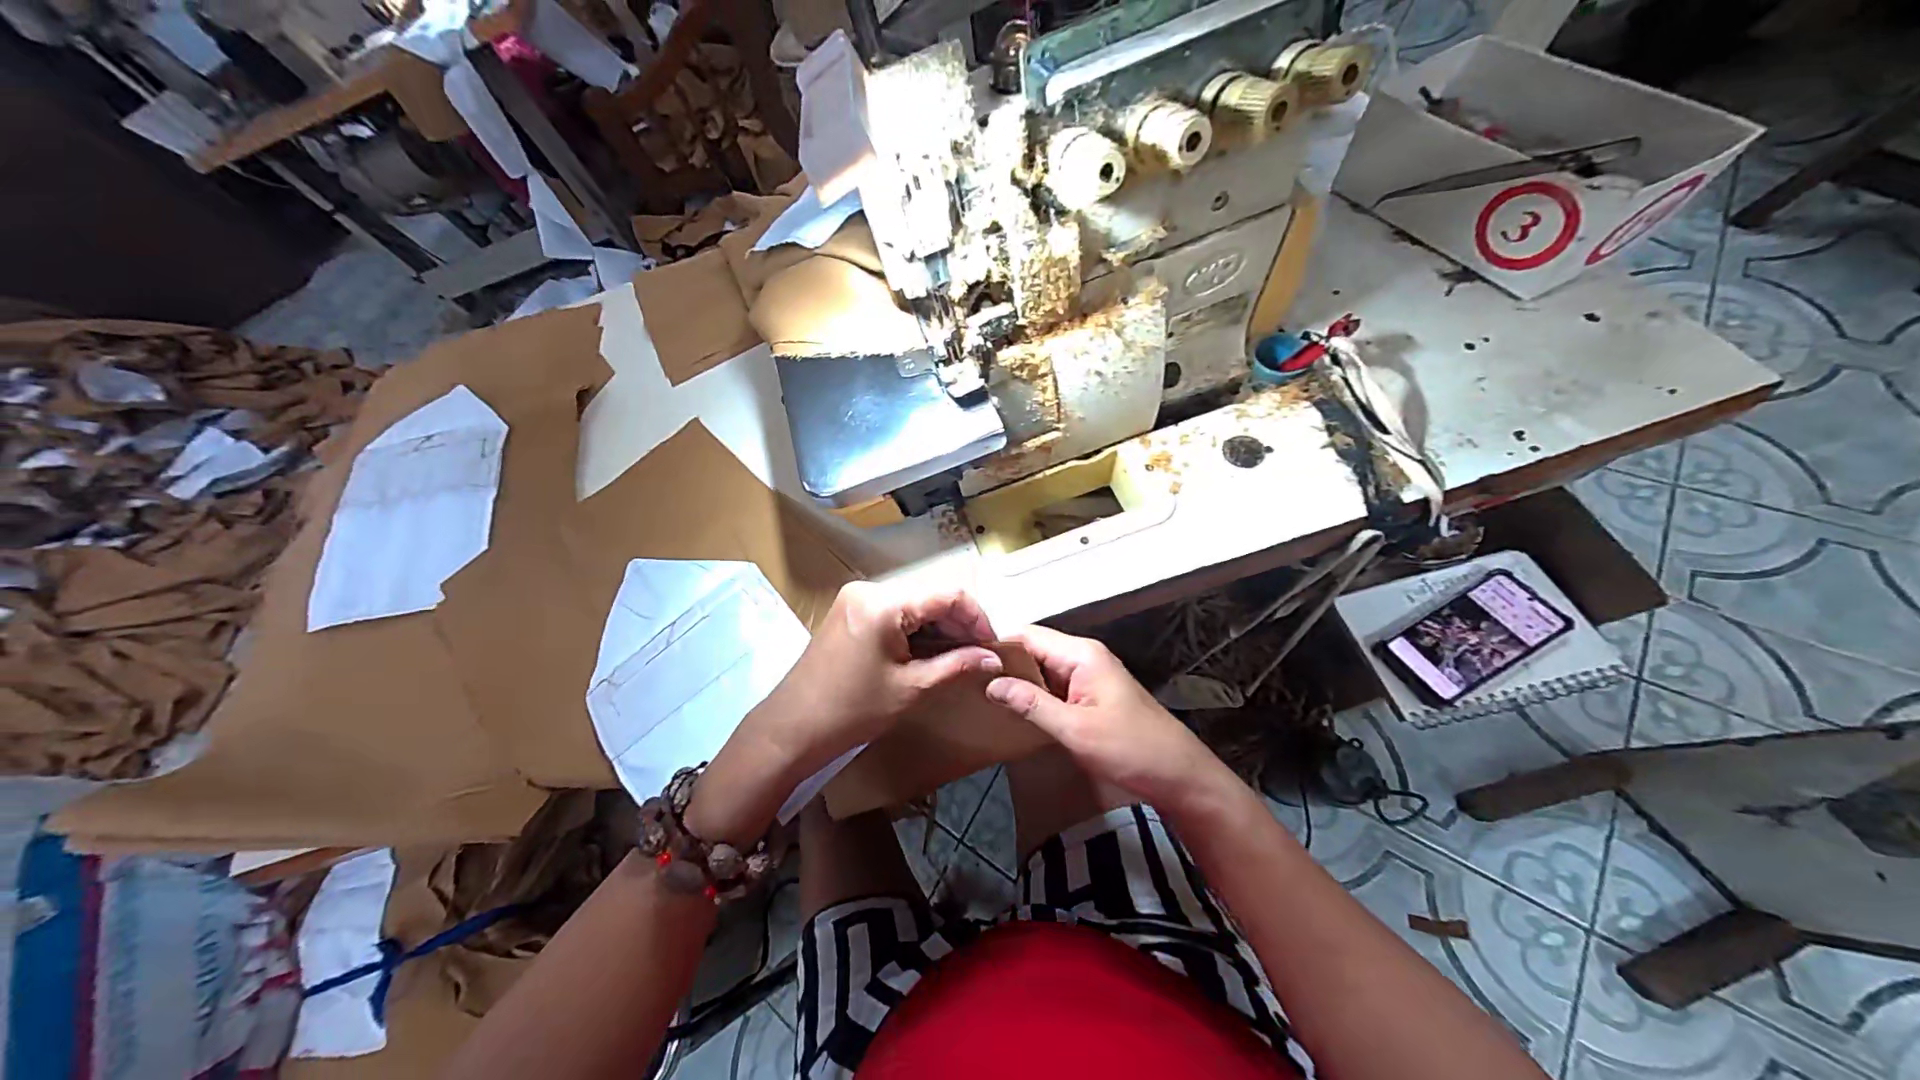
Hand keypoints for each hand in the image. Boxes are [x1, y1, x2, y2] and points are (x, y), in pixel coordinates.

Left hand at [754, 579, 1002, 770]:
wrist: (792, 727)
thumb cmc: (852, 711)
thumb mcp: (911, 689)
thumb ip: (956, 665)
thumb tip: (993, 657)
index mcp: (884, 603)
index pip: (947, 595)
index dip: (977, 618)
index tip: (992, 646)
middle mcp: (869, 590)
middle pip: (929, 596)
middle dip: (958, 624)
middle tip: (978, 655)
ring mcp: (855, 599)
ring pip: (913, 604)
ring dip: (937, 627)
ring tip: (957, 657)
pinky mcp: (849, 611)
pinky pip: (893, 612)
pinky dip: (915, 629)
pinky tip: (927, 653)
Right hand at [985, 625, 1237, 816]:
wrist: (1179, 776)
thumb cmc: (1131, 749)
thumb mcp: (1075, 729)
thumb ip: (1031, 704)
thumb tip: (992, 683)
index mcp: (1082, 654)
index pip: (1029, 636)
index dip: (998, 648)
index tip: (968, 666)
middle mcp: (1085, 657)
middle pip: (1034, 651)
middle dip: (1005, 667)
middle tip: (970, 686)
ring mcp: (1090, 677)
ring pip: (1043, 670)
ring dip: (1020, 684)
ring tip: (984, 699)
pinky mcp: (1092, 696)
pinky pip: (1055, 687)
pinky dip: (1036, 697)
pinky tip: (1016, 714)